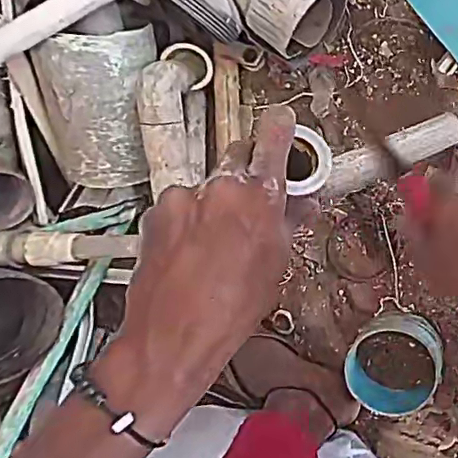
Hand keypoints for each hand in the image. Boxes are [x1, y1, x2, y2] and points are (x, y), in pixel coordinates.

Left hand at [93, 106, 307, 433]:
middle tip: (248, 211)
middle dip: (245, 179)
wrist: (171, 337)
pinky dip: (188, 219)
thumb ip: (288, 223)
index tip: (281, 120)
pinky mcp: (156, 212)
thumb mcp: (275, 265)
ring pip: (207, 187)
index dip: (280, 130)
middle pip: (236, 161)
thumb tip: (301, 203)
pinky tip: (191, 250)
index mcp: (258, 200)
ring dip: (213, 205)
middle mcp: (219, 190)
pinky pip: (181, 204)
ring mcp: (183, 199)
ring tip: (214, 246)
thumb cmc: (229, 311)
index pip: (272, 145)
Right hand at [400, 178, 457, 320]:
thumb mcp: (427, 262)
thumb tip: (407, 224)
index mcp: (447, 204)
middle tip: (423, 241)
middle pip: (443, 201)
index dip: (412, 198)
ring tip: (445, 259)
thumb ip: (413, 237)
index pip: (421, 186)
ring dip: (452, 230)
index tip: (407, 211)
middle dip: (433, 218)